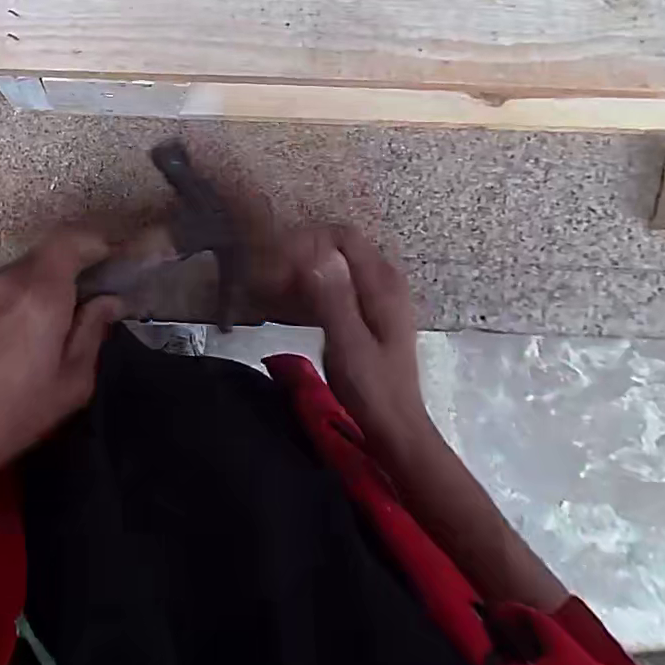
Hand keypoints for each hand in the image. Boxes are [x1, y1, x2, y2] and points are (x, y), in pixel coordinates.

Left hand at [0, 228, 123, 487]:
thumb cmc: (9, 417)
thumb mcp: (70, 384)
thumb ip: (93, 333)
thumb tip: (108, 301)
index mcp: (40, 295)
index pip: (71, 240)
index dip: (96, 242)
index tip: (114, 259)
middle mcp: (5, 280)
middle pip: (47, 254)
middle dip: (72, 267)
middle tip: (88, 298)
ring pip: (20, 271)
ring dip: (42, 285)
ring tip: (49, 324)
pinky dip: (16, 297)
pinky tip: (13, 336)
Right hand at [268, 226, 436, 463]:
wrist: (396, 427)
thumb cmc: (373, 391)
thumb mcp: (348, 344)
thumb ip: (333, 297)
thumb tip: (314, 254)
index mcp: (382, 282)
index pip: (341, 236)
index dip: (306, 241)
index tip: (276, 262)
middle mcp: (384, 280)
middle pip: (337, 245)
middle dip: (300, 254)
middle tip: (269, 276)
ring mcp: (379, 294)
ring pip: (335, 263)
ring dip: (303, 269)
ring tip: (274, 287)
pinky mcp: (370, 309)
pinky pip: (337, 281)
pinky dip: (312, 285)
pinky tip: (292, 302)